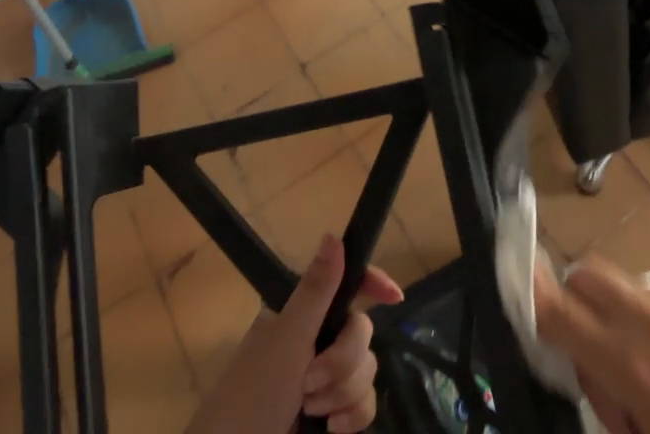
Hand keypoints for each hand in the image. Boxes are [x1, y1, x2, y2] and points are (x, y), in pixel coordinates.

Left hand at [186, 235, 405, 433]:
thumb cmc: (255, 391)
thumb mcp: (286, 337)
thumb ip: (316, 290)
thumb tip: (333, 234)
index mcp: (302, 313)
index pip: (347, 284)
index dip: (373, 284)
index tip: (394, 298)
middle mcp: (317, 339)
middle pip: (362, 332)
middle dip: (343, 362)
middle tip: (309, 381)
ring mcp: (326, 376)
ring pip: (367, 370)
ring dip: (342, 393)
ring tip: (310, 411)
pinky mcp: (335, 410)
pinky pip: (366, 403)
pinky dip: (352, 416)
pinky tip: (331, 429)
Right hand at [534, 257, 649, 433]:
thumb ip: (611, 405)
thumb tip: (591, 374)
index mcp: (635, 364)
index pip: (559, 311)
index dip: (529, 297)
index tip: (516, 289)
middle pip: (586, 276)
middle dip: (574, 304)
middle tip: (594, 357)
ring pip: (627, 289)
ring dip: (620, 320)